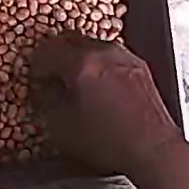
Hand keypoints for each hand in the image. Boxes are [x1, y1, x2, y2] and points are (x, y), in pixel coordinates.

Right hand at [29, 33, 188, 188]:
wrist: (154, 149)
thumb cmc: (110, 143)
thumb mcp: (64, 128)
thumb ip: (48, 102)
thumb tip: (44, 91)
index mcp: (81, 65)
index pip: (46, 53)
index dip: (35, 66)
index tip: (34, 78)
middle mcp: (104, 53)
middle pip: (69, 39)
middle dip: (55, 55)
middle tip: (48, 73)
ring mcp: (124, 57)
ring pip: (92, 45)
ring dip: (78, 57)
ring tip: (73, 80)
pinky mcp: (139, 67)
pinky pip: (110, 56)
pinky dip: (98, 64)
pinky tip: (98, 85)